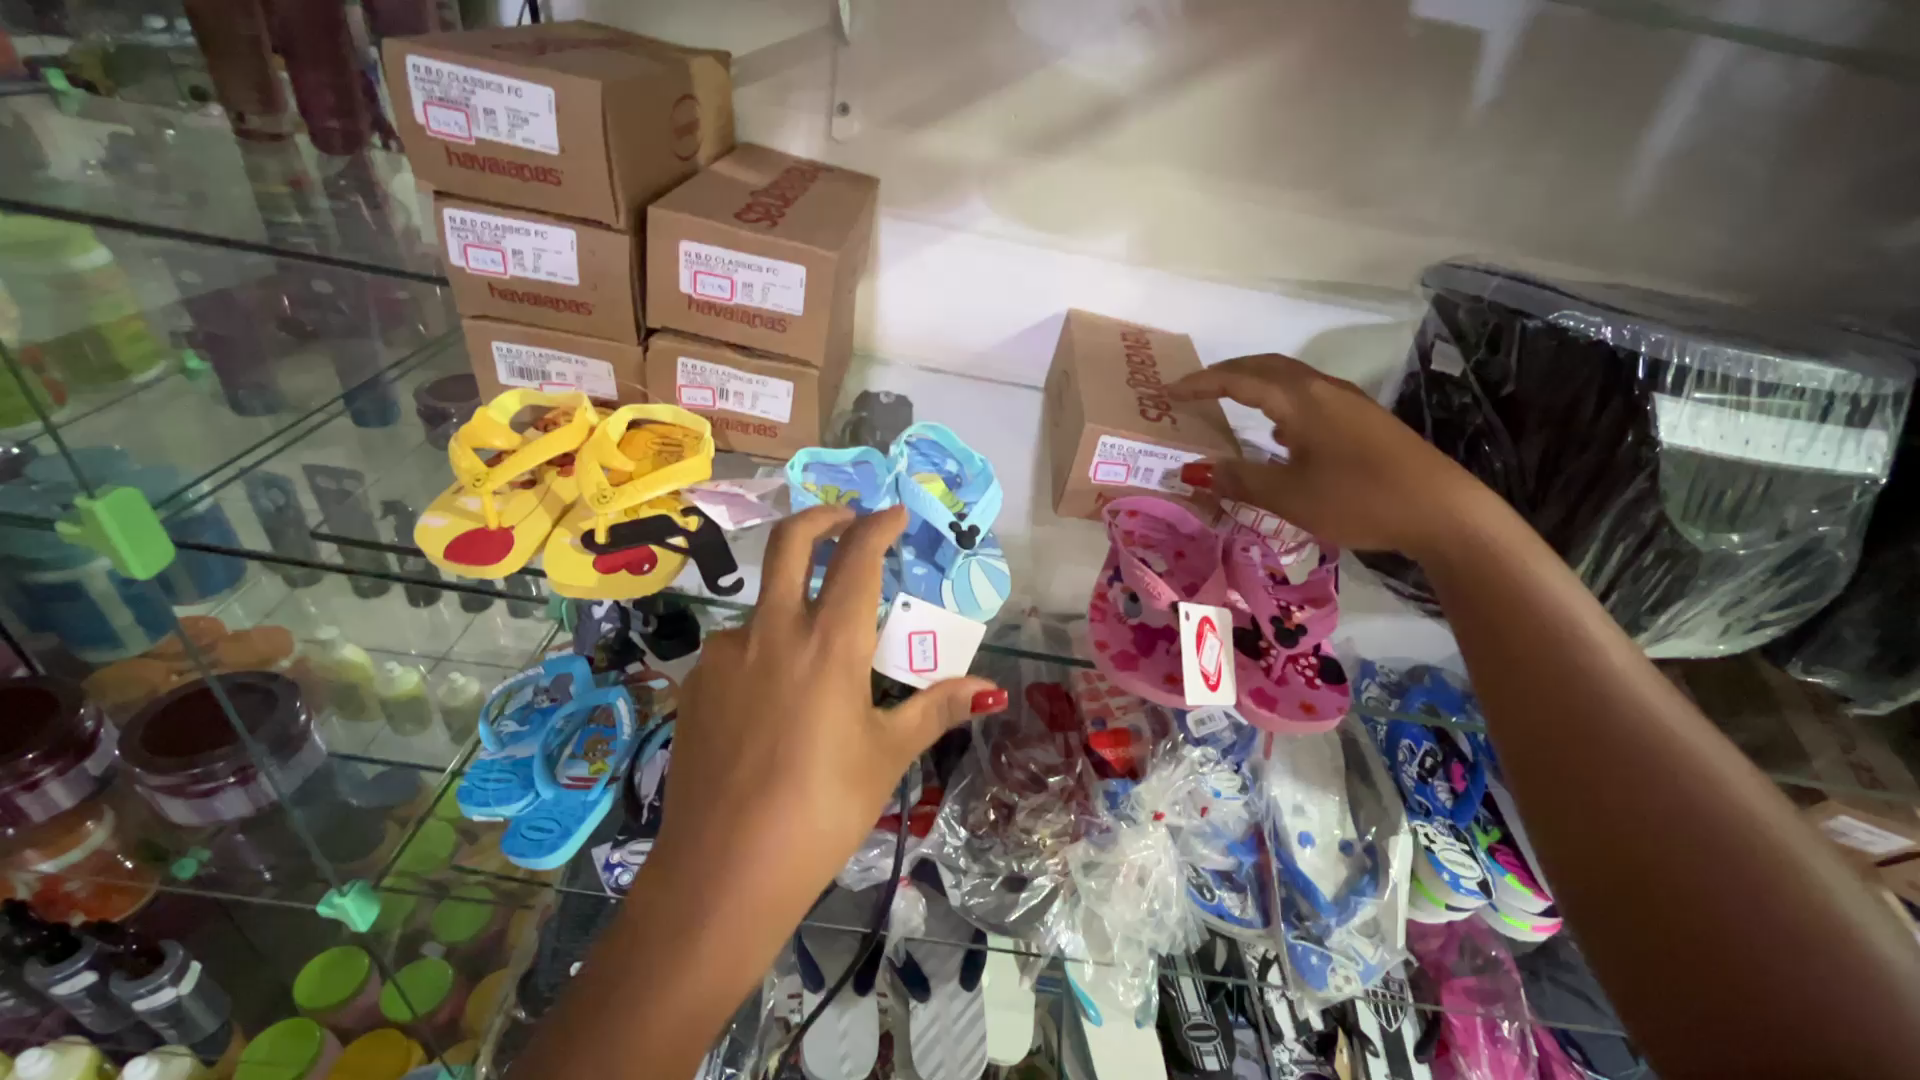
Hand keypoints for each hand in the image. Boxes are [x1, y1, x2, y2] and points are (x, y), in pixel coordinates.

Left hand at [656, 505, 1005, 906]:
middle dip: (822, 517)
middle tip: (846, 521)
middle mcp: (773, 631)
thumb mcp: (887, 755)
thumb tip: (991, 689)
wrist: (724, 868)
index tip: (894, 514)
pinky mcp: (695, 684)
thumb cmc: (823, 808)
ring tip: (814, 660)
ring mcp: (725, 654)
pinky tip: (771, 705)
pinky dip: (762, 654)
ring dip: (791, 606)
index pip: (857, 557)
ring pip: (762, 606)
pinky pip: (736, 651)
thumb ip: (936, 708)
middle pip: (790, 542)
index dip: (878, 525)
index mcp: (830, 642)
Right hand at [1168, 354, 1493, 558]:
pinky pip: (1308, 397)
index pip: (1239, 379)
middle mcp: (1323, 390)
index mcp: (1301, 400)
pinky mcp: (1363, 421)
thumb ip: (1239, 480)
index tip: (1168, 392)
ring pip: (1290, 380)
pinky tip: (1278, 432)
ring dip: (1254, 384)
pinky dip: (1279, 401)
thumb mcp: (1289, 497)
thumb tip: (1193, 471)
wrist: (1441, 511)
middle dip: (1226, 373)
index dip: (1201, 384)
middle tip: (1194, 389)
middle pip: (1266, 367)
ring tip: (1227, 403)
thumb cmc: (1358, 499)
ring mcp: (1348, 403)